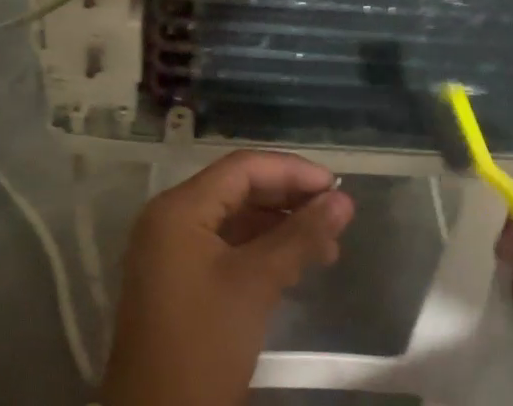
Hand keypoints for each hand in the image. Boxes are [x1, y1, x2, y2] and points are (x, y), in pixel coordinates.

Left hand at [100, 151, 355, 405]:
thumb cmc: (205, 343)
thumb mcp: (257, 284)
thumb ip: (301, 236)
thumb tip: (343, 200)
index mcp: (178, 208)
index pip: (242, 168)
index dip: (292, 171)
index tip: (336, 188)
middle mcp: (169, 218)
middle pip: (237, 190)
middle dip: (288, 200)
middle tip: (336, 216)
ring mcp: (170, 250)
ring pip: (233, 220)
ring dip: (279, 227)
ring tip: (326, 247)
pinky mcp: (177, 279)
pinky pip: (224, 246)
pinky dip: (260, 250)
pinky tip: (295, 265)